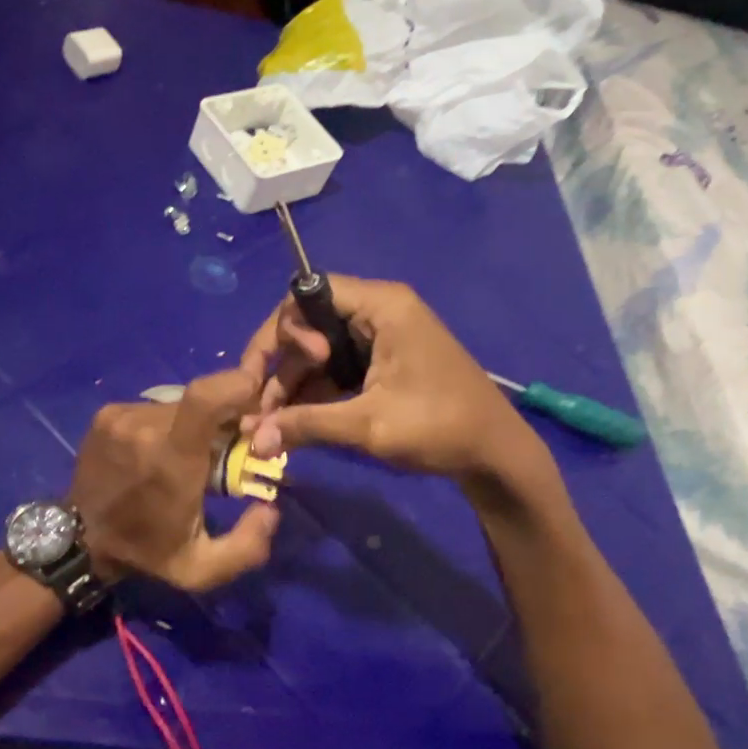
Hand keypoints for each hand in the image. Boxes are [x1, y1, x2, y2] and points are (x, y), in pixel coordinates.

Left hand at [68, 369, 280, 591]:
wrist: (79, 542)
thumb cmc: (146, 553)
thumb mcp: (202, 569)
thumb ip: (248, 545)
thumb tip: (270, 508)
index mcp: (171, 460)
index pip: (206, 396)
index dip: (238, 387)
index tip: (256, 405)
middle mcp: (144, 428)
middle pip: (200, 400)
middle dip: (221, 418)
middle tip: (224, 450)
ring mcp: (120, 417)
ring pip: (176, 404)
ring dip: (191, 424)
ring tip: (186, 456)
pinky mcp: (107, 414)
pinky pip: (152, 408)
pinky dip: (165, 425)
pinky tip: (156, 453)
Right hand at [240, 275, 548, 482]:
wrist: (495, 454)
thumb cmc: (439, 427)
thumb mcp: (367, 426)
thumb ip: (306, 425)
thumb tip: (252, 442)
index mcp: (381, 306)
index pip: (306, 294)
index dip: (279, 332)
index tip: (272, 375)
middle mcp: (378, 312)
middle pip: (307, 324)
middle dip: (281, 368)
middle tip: (262, 413)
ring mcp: (380, 339)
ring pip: (317, 352)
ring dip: (292, 387)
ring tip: (270, 428)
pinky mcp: (382, 364)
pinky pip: (335, 369)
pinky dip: (313, 394)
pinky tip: (293, 425)